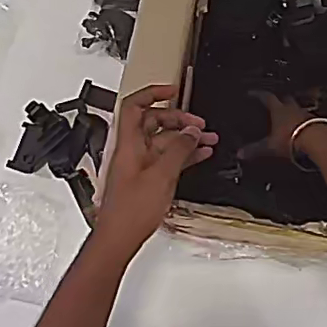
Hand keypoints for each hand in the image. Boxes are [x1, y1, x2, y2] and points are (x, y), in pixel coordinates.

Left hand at [95, 84, 216, 250]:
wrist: (119, 237)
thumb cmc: (130, 211)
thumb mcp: (162, 175)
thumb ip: (179, 150)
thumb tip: (191, 133)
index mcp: (129, 144)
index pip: (135, 106)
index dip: (153, 92)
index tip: (172, 89)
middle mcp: (132, 151)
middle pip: (153, 122)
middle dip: (178, 119)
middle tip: (198, 124)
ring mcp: (139, 164)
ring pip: (164, 141)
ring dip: (185, 138)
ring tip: (207, 139)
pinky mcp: (146, 178)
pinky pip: (166, 157)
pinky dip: (183, 154)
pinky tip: (199, 154)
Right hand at [244, 91, 313, 159]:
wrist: (318, 142)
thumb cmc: (292, 139)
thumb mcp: (270, 147)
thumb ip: (255, 149)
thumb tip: (240, 153)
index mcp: (279, 110)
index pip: (267, 97)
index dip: (259, 94)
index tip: (253, 93)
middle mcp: (293, 108)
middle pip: (285, 99)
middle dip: (279, 100)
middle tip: (274, 103)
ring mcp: (307, 114)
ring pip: (298, 108)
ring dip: (293, 111)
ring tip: (288, 117)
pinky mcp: (318, 122)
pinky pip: (308, 119)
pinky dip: (303, 122)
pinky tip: (301, 129)